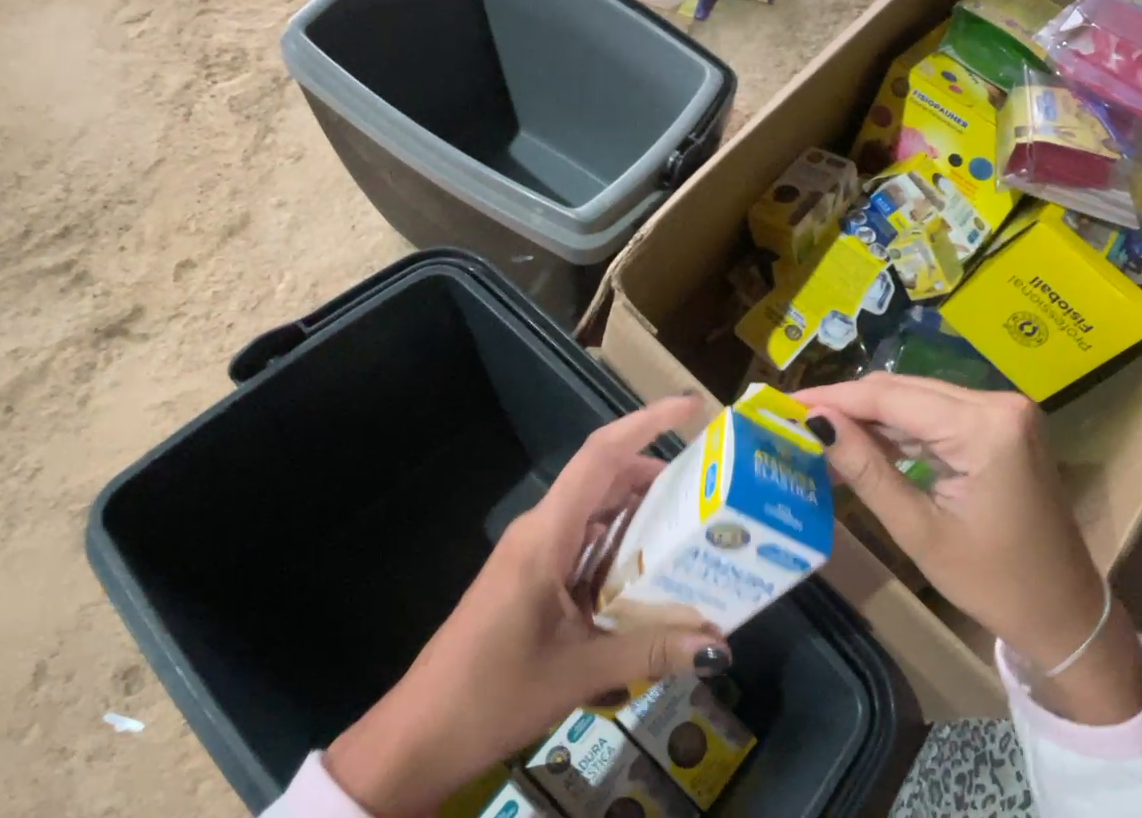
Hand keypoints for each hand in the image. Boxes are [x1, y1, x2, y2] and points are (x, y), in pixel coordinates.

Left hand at [325, 396, 729, 815]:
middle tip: (713, 492)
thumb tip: (720, 646)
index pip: (600, 457)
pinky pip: (585, 545)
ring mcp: (534, 554)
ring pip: (597, 514)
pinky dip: (623, 550)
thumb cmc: (492, 693)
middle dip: (659, 478)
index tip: (692, 407)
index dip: (646, 423)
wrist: (420, 734)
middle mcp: (540, 531)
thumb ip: (650, 651)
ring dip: (643, 516)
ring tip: (697, 532)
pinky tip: (655, 578)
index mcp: (545, 536)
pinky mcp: (532, 579)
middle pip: (605, 480)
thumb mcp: (579, 672)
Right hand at [798, 375, 1141, 723]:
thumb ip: (865, 469)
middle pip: (904, 390)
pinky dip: (899, 431)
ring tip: (817, 432)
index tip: (782, 401)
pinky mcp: (1002, 427)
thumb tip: (814, 423)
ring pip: (918, 401)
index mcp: (986, 426)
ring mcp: (1004, 412)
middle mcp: (999, 403)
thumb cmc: (993, 582)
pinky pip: (938, 417)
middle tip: (792, 418)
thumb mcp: (919, 529)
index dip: (834, 398)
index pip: (891, 397)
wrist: (1064, 612)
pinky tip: (861, 444)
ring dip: (870, 418)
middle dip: (848, 405)